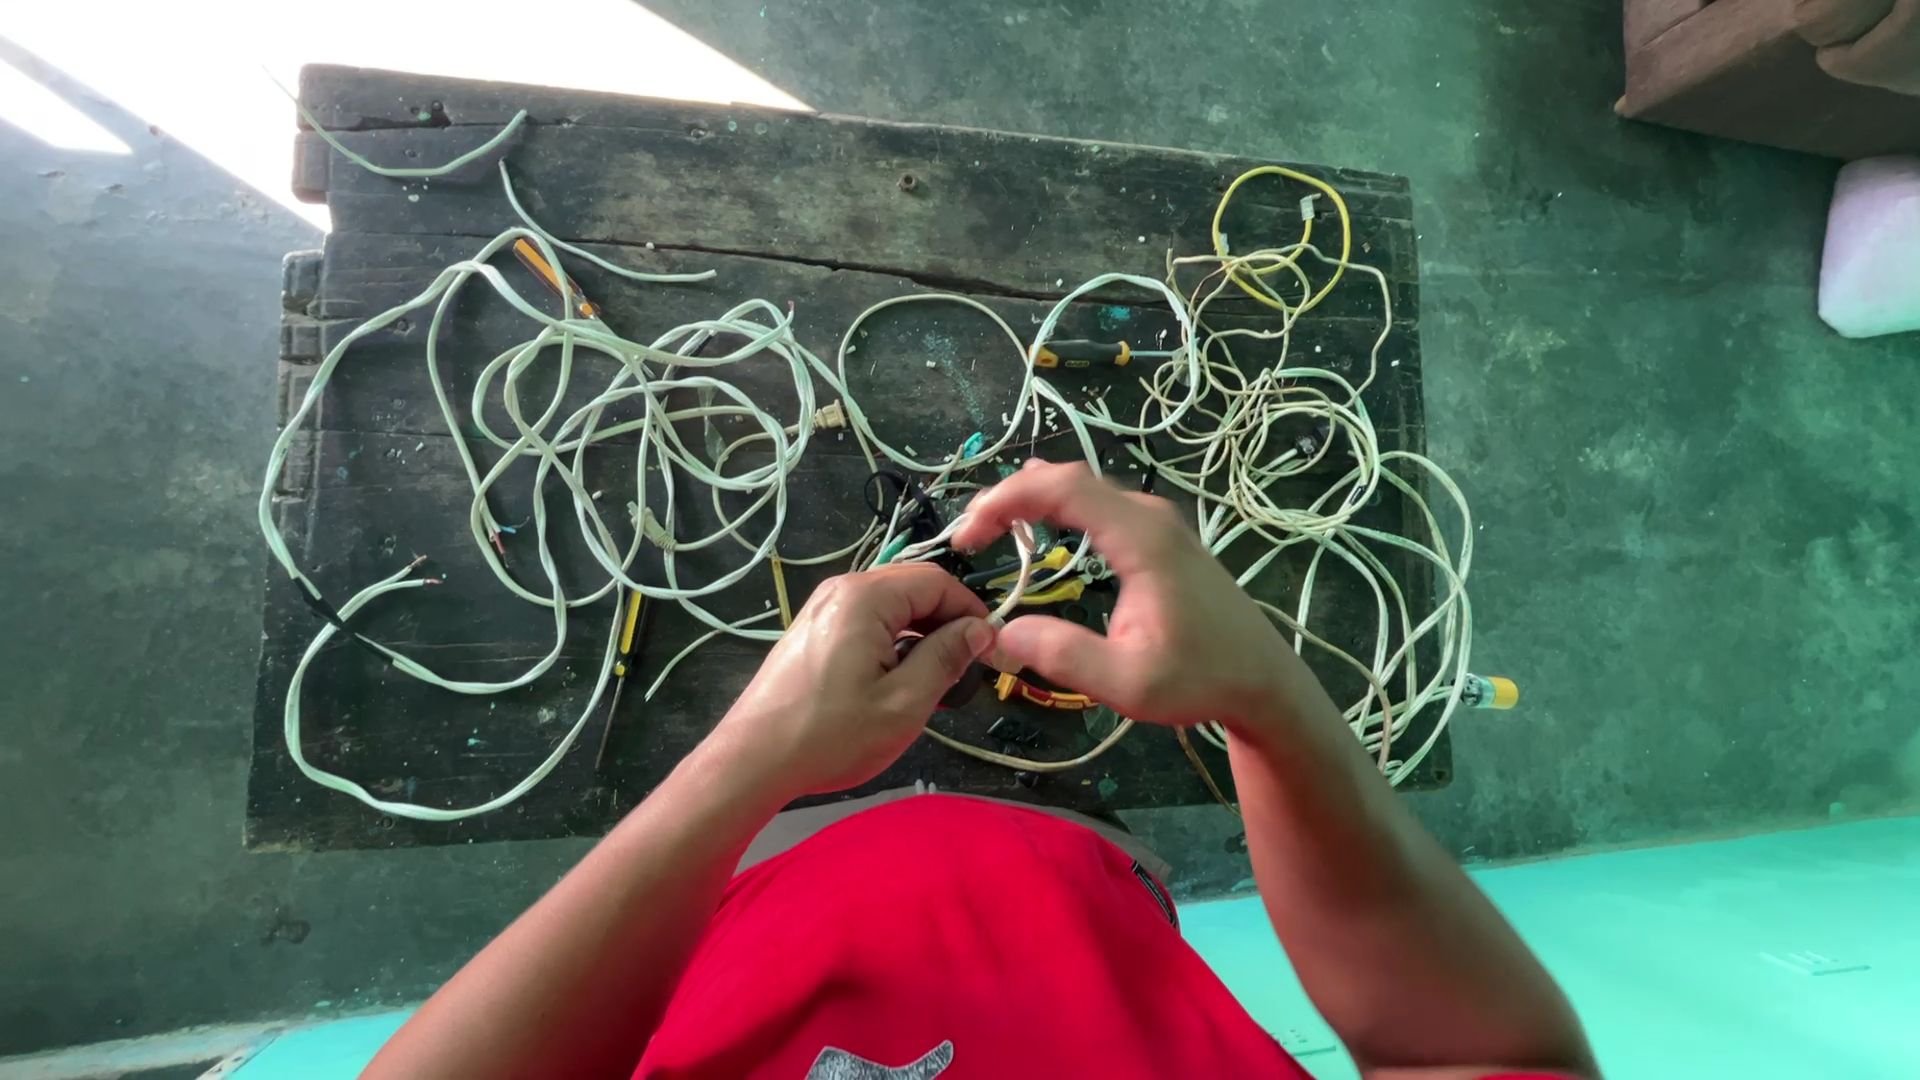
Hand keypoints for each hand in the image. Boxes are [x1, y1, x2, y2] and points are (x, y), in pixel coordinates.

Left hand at [706, 562, 996, 798]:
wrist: (752, 762)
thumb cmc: (832, 735)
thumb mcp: (903, 703)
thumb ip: (946, 658)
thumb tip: (980, 629)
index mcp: (866, 597)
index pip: (937, 581)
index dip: (970, 611)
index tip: (990, 648)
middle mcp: (842, 589)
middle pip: (912, 587)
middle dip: (946, 621)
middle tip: (965, 665)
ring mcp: (823, 607)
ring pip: (891, 605)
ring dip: (920, 632)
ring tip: (934, 677)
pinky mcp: (813, 629)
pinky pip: (867, 619)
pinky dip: (892, 639)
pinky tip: (896, 677)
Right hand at [954, 461, 1328, 741]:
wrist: (1262, 679)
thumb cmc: (1201, 679)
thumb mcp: (1127, 681)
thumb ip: (1063, 655)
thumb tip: (1000, 632)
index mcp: (1142, 538)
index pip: (1063, 489)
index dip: (1007, 501)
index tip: (969, 535)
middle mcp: (1148, 515)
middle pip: (1068, 478)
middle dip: (1010, 496)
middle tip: (969, 532)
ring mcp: (1156, 520)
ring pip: (1082, 485)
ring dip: (1031, 499)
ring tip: (989, 526)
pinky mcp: (1157, 533)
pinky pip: (1097, 502)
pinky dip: (1056, 506)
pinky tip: (1037, 521)